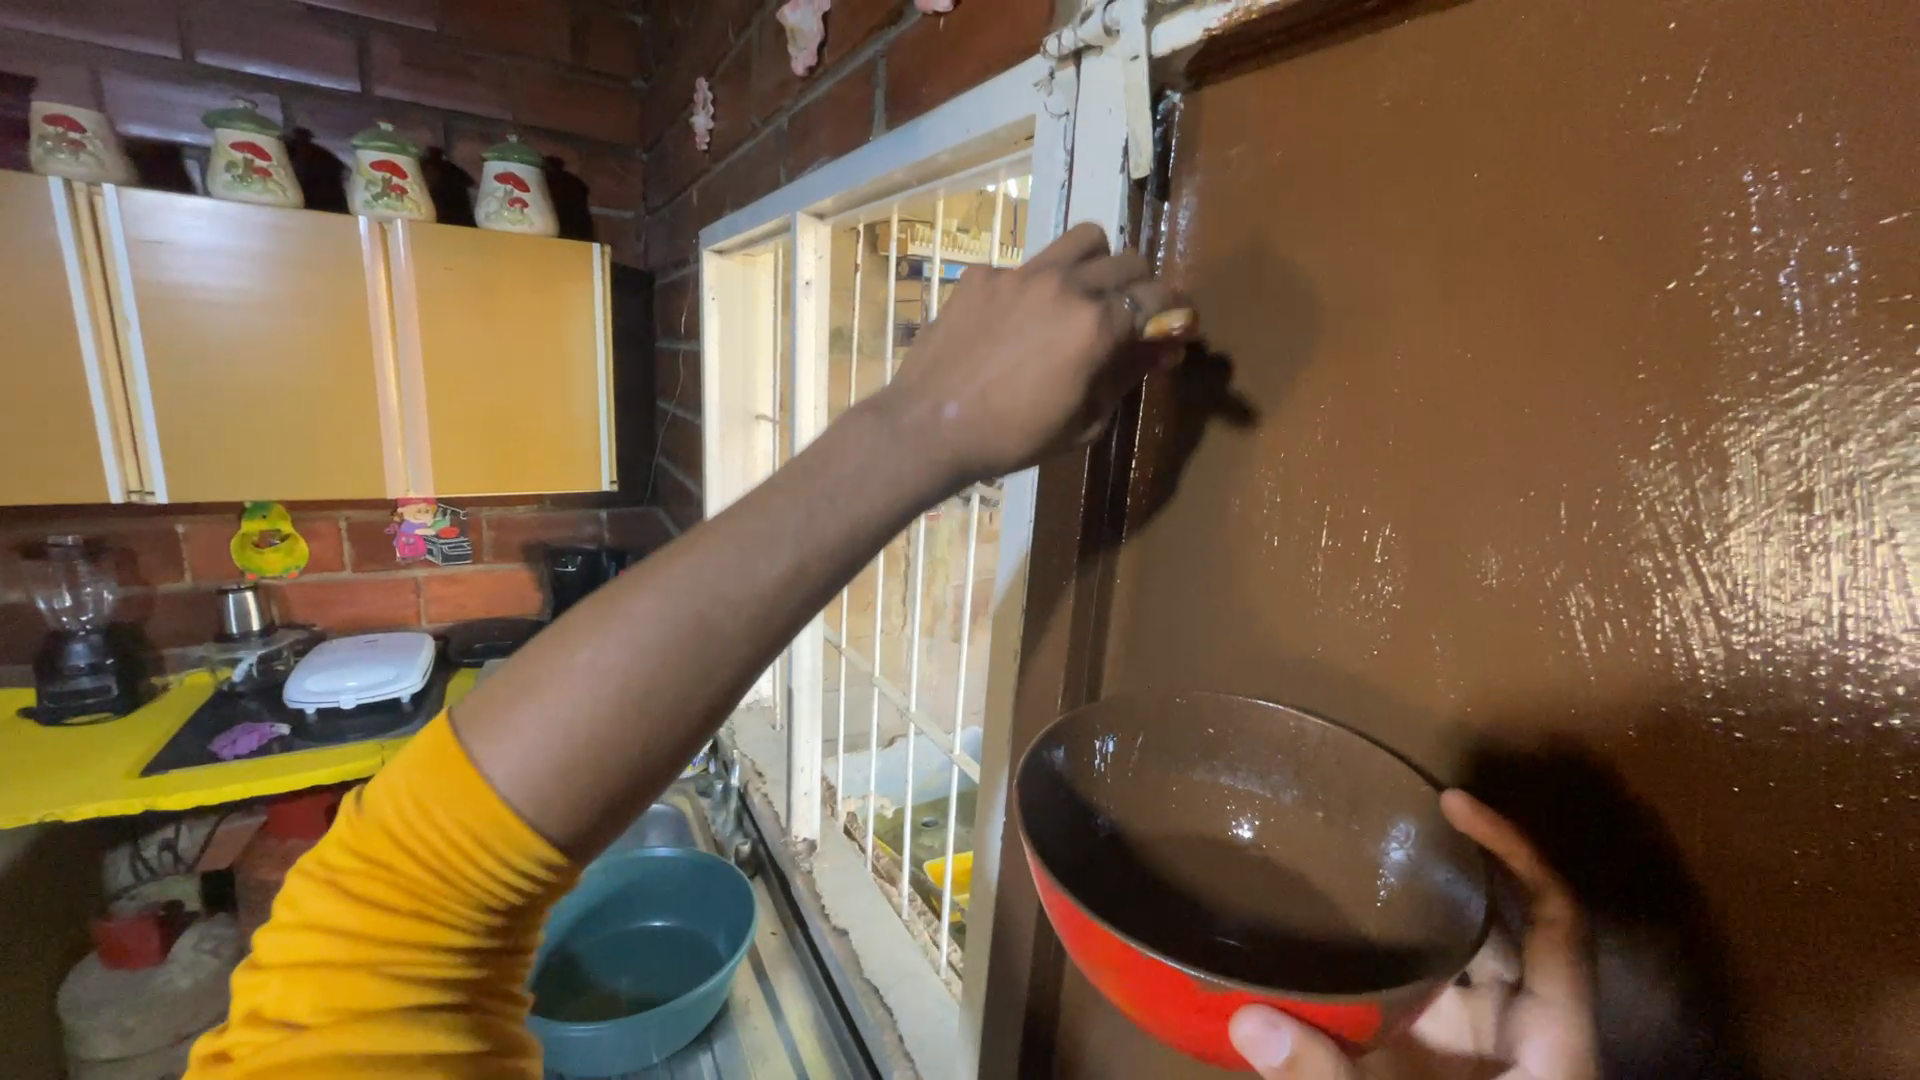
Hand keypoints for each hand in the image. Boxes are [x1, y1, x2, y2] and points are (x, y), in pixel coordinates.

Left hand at [876, 222, 1185, 484]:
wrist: (930, 427)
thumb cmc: (1011, 438)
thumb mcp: (1082, 421)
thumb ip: (1126, 376)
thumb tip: (1165, 348)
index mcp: (1096, 325)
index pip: (1159, 297)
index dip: (1177, 311)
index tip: (1178, 323)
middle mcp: (1065, 285)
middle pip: (1128, 260)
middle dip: (1141, 287)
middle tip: (1130, 316)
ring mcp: (1020, 274)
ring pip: (1083, 240)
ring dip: (1097, 263)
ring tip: (1084, 295)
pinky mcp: (982, 275)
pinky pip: (1026, 265)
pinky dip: (1036, 286)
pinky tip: (1017, 320)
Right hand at [1229, 791, 1597, 1079]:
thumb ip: (1328, 1079)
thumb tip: (1243, 1018)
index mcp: (1549, 1045)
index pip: (1554, 924)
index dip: (1515, 853)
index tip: (1452, 803)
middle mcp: (1522, 1034)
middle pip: (1498, 926)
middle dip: (1446, 868)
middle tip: (1375, 817)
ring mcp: (1482, 1049)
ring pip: (1457, 956)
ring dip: (1414, 908)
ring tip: (1350, 854)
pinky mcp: (1442, 1063)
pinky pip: (1419, 990)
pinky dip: (1386, 955)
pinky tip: (1337, 928)